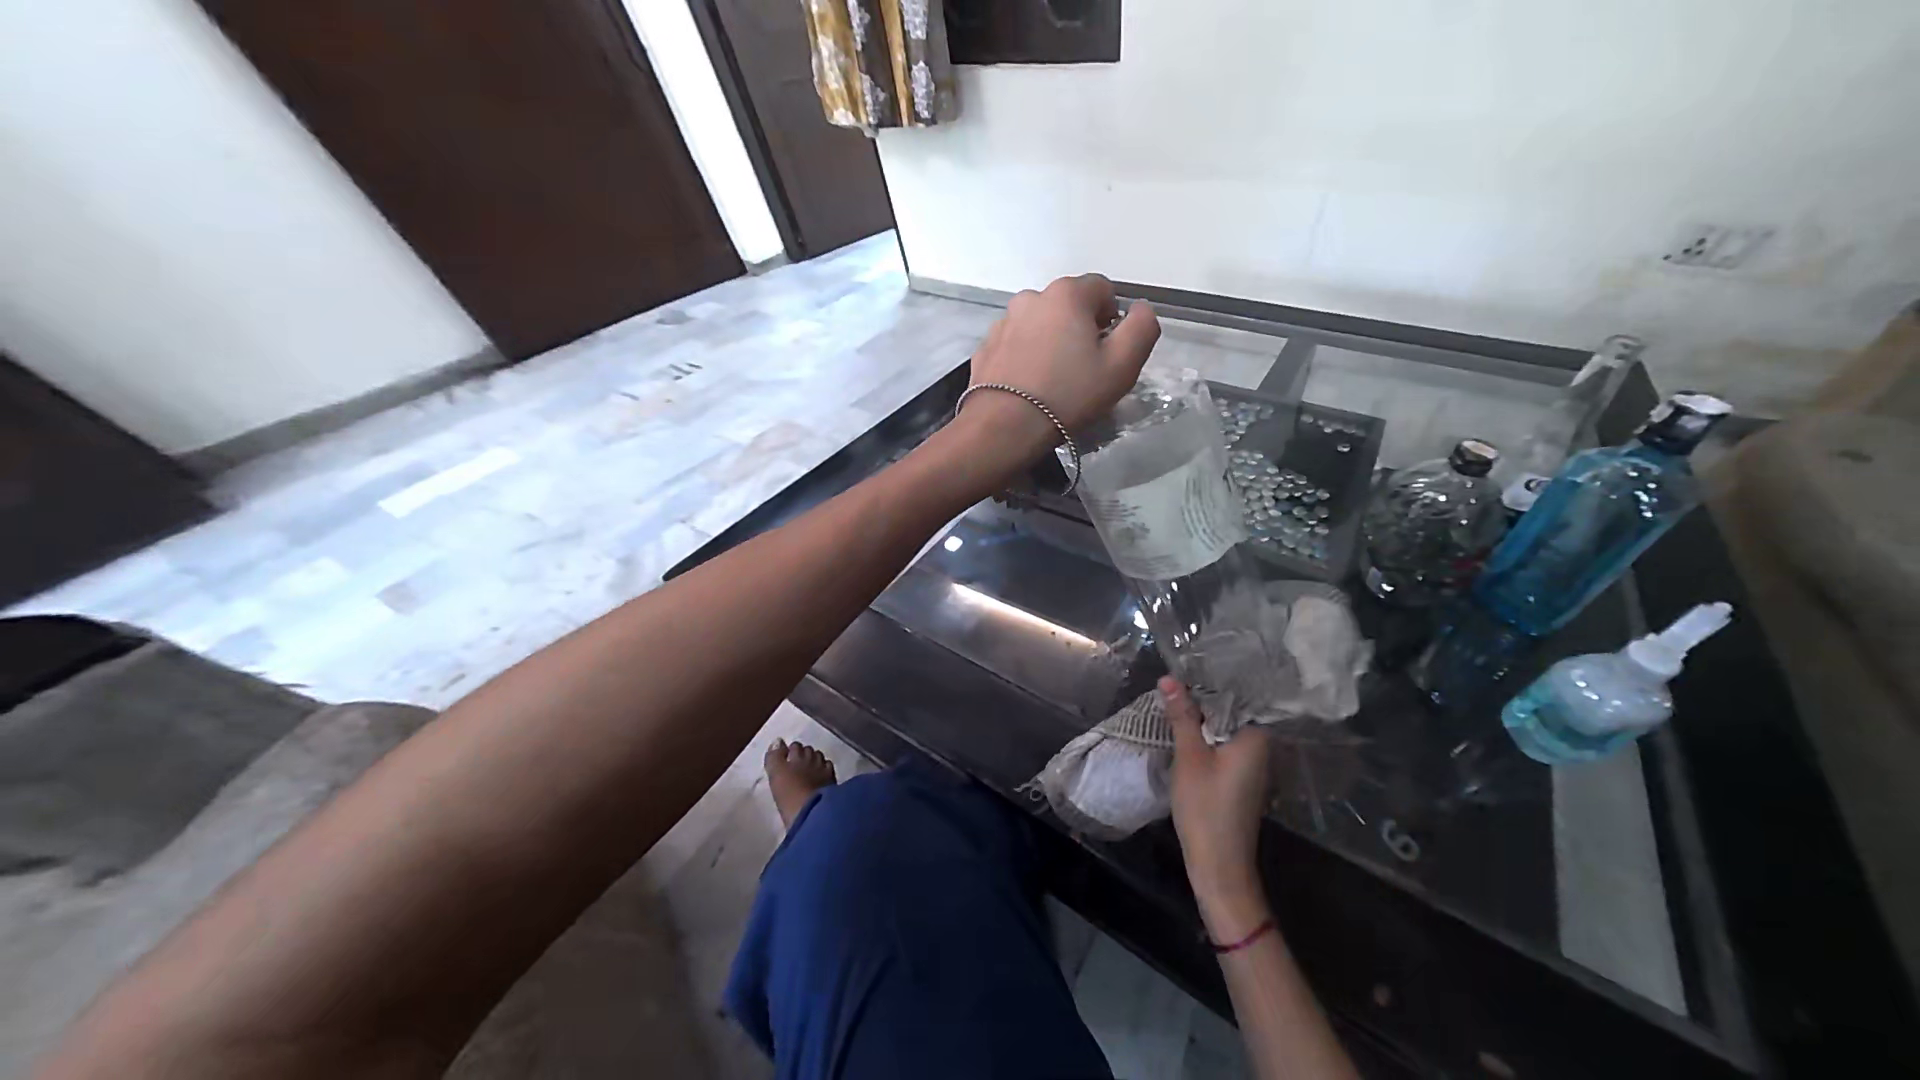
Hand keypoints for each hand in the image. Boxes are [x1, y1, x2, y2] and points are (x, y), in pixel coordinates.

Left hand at [951, 274, 1159, 472]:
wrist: (1004, 427)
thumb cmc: (1069, 394)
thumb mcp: (1123, 365)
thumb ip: (1143, 327)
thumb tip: (1140, 310)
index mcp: (1066, 293)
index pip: (1102, 289)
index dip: (1112, 319)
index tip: (1108, 352)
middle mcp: (1031, 298)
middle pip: (1068, 306)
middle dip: (1080, 330)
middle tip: (1083, 370)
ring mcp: (1003, 322)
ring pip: (1040, 325)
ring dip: (1051, 343)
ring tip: (1054, 381)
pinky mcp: (985, 348)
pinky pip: (1016, 345)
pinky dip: (1026, 358)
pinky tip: (1029, 387)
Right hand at [1164, 676, 1272, 940]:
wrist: (1220, 865)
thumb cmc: (1206, 808)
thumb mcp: (1189, 756)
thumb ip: (1182, 715)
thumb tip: (1169, 678)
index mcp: (1257, 736)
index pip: (1240, 691)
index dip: (1213, 674)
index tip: (1189, 657)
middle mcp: (1262, 744)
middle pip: (1233, 707)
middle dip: (1205, 691)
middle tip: (1175, 671)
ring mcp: (1254, 761)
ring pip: (1227, 724)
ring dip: (1204, 711)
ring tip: (1175, 689)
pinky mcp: (1242, 774)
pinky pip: (1225, 740)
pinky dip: (1207, 731)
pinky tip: (1186, 722)